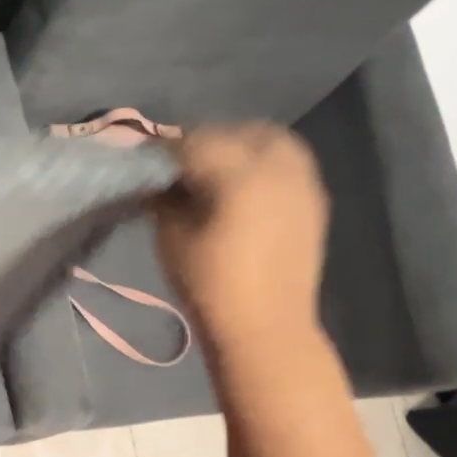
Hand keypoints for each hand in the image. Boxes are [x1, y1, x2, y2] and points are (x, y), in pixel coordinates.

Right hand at [155, 123, 328, 346]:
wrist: (266, 324)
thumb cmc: (208, 282)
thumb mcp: (171, 236)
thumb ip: (165, 197)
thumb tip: (159, 179)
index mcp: (240, 176)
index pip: (195, 142)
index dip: (163, 147)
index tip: (142, 158)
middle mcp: (279, 168)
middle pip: (239, 131)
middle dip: (205, 139)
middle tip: (178, 162)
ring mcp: (303, 182)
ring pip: (271, 140)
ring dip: (238, 145)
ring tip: (211, 169)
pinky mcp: (314, 199)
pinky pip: (287, 162)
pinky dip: (260, 162)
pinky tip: (238, 186)